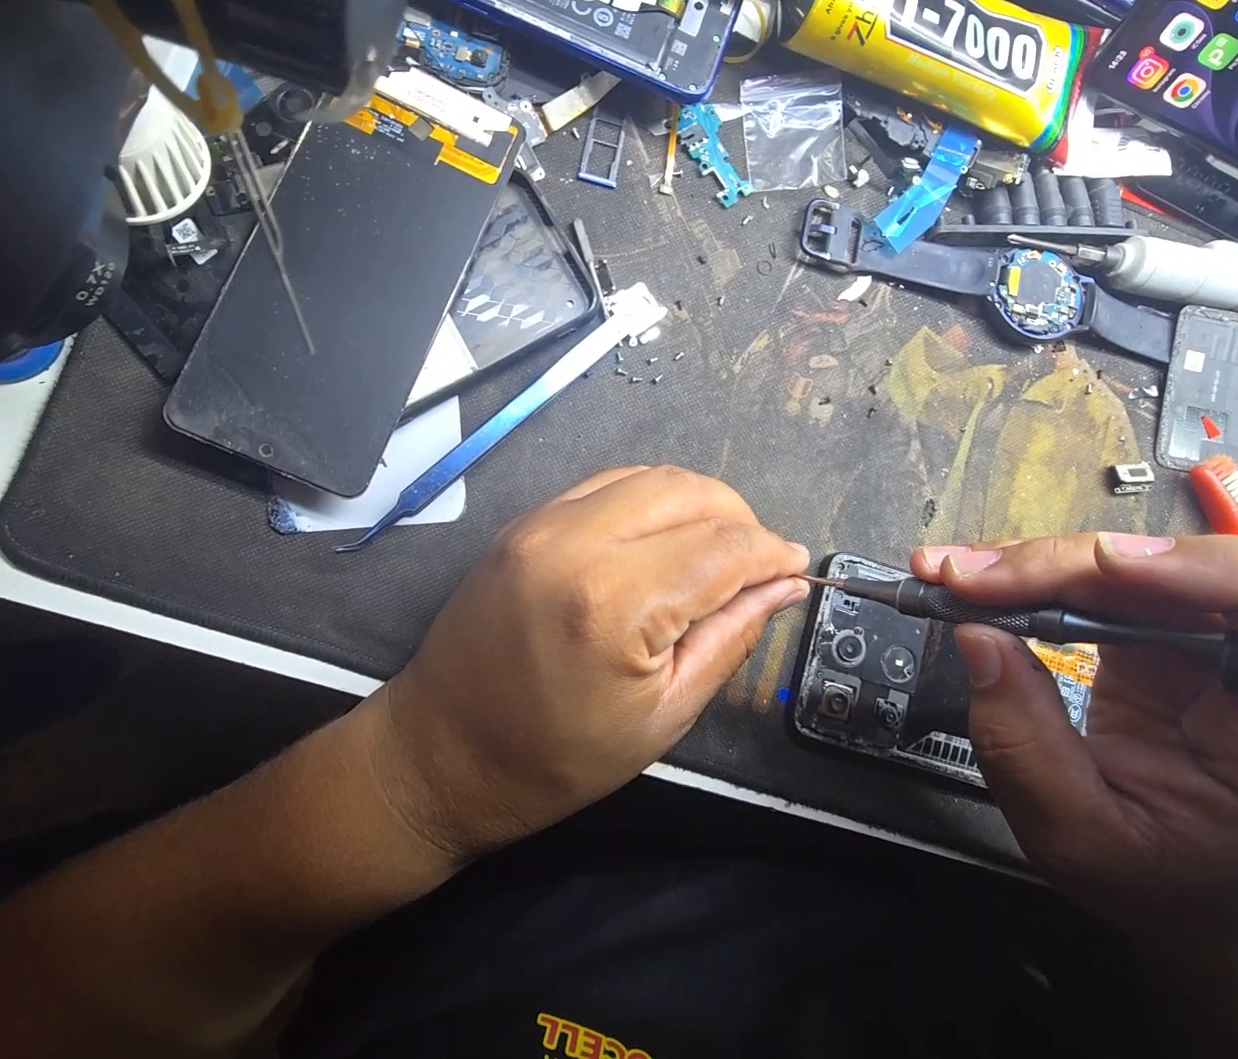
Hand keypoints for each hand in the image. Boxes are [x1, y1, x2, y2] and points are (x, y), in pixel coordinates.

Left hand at [369, 466, 809, 861]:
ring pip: (649, 478)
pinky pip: (604, 487)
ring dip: (697, 505)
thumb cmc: (554, 759)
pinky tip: (661, 542)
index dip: (772, 554)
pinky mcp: (523, 523)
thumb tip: (784, 585)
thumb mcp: (662, 716)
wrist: (441, 754)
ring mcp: (540, 524)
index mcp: (613, 602)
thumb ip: (729, 638)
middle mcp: (574, 541)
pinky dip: (649, 502)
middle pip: (690, 492)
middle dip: (741, 520)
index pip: (723, 548)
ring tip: (715, 553)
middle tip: (757, 565)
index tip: (796, 569)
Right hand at [910, 534, 1237, 961]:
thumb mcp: (1081, 842)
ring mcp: (1228, 642)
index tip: (1111, 568)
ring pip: (1148, 563)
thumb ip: (1025, 748)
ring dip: (1045, 560)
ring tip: (954, 574)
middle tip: (973, 579)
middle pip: (1214, 573)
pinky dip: (1040, 574)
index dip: (1235, 579)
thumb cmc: (1170, 885)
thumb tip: (977, 636)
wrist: (1201, 897)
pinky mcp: (1173, 629)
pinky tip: (982, 577)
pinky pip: (1110, 580)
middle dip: (1081, 563)